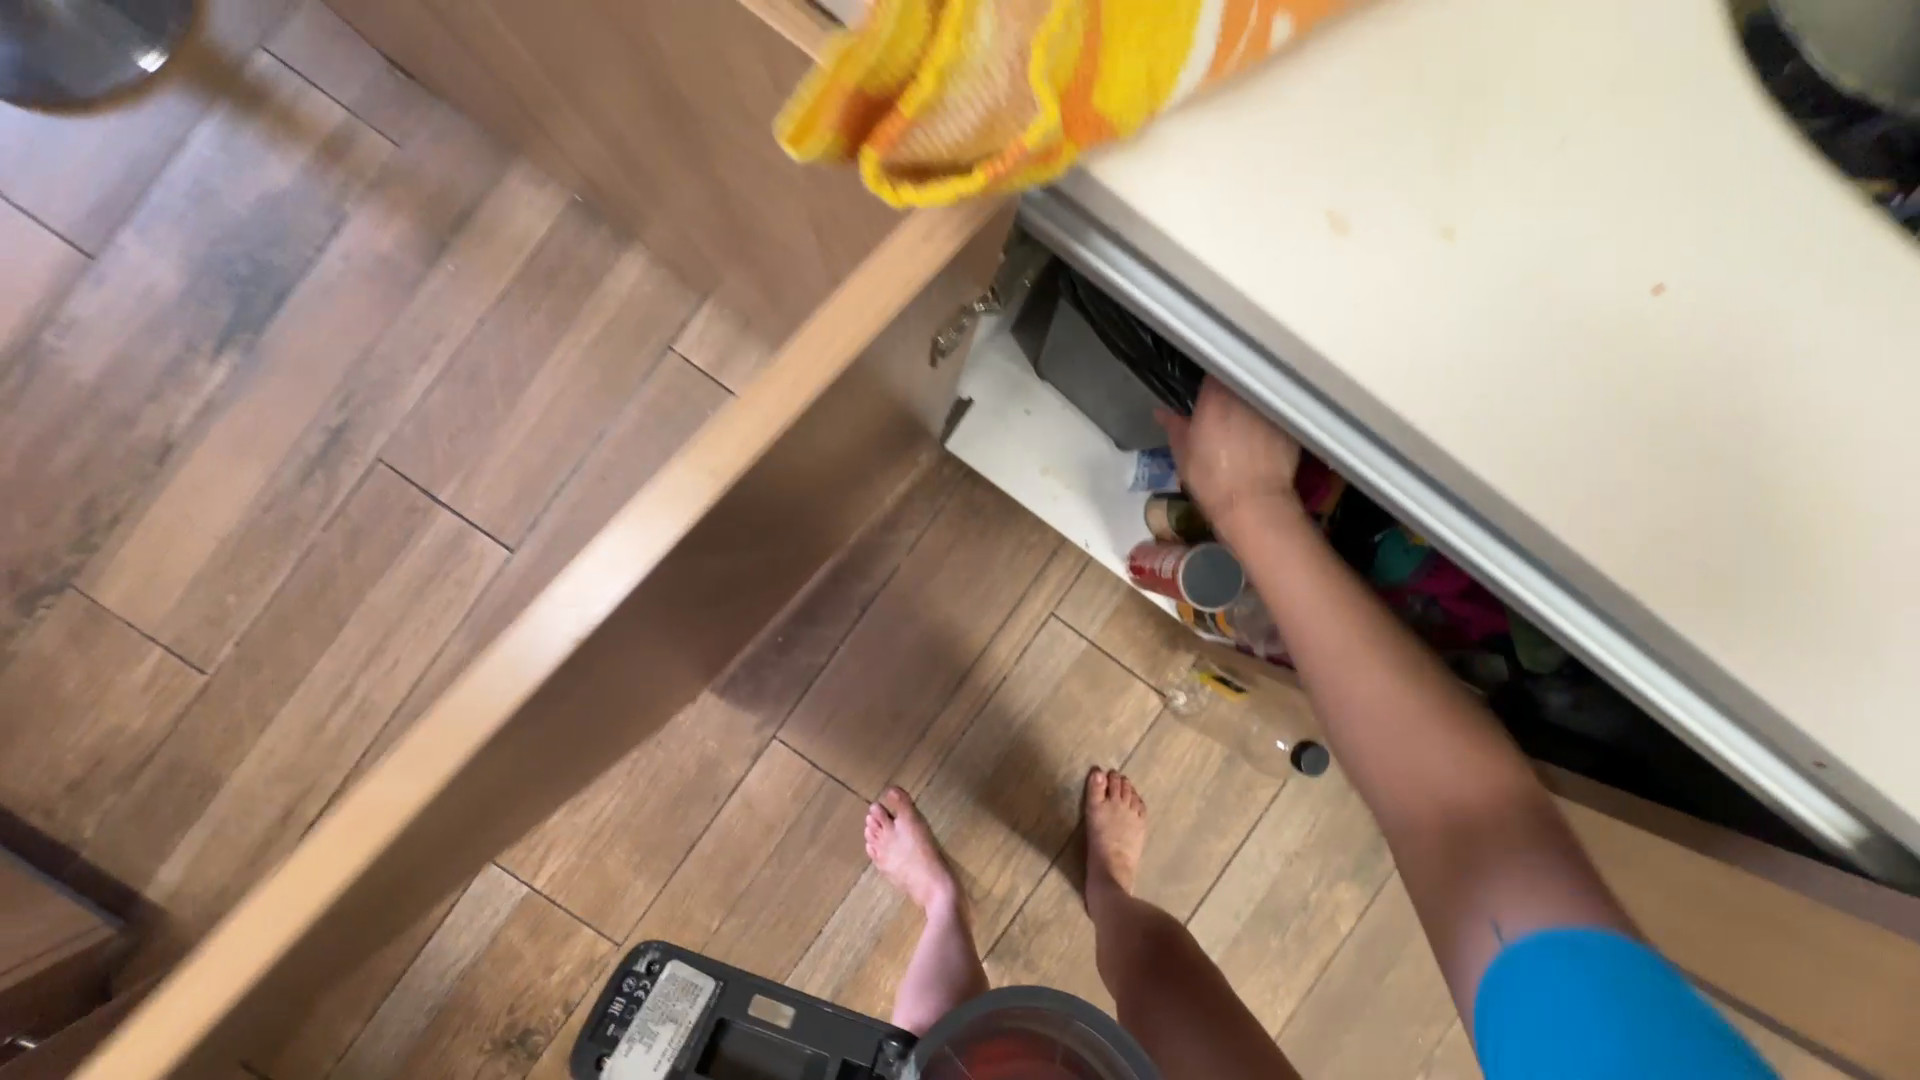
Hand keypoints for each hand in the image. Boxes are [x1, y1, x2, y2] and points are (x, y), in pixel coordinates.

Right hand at [1158, 378, 1304, 538]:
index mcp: (1215, 395)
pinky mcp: (1291, 424)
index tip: (1204, 391)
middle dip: (1231, 388)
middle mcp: (1246, 394)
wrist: (1252, 504)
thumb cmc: (1211, 479)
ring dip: (1251, 402)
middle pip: (1240, 379)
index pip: (1213, 370)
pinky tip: (1262, 435)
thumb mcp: (1183, 454)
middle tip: (1222, 406)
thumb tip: (1162, 413)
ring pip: (1260, 395)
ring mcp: (1271, 407)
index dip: (1209, 380)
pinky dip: (1270, 419)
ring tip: (1242, 419)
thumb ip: (1175, 427)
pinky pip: (1277, 413)